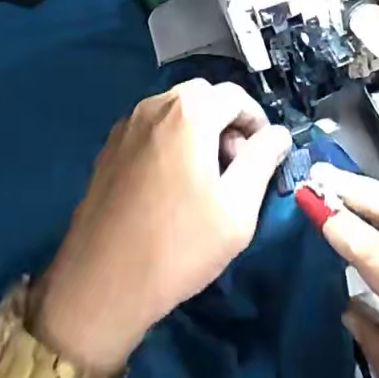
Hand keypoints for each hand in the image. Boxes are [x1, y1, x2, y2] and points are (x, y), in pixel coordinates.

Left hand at [31, 79, 292, 372]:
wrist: (101, 282)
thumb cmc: (178, 246)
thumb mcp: (237, 210)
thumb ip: (262, 161)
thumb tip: (277, 134)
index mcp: (188, 113)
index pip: (235, 95)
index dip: (257, 120)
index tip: (264, 154)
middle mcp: (154, 106)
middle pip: (202, 96)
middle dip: (226, 121)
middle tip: (235, 166)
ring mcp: (127, 124)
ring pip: (174, 110)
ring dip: (198, 129)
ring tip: (205, 178)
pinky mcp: (109, 147)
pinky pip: (151, 127)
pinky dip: (171, 139)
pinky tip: (171, 184)